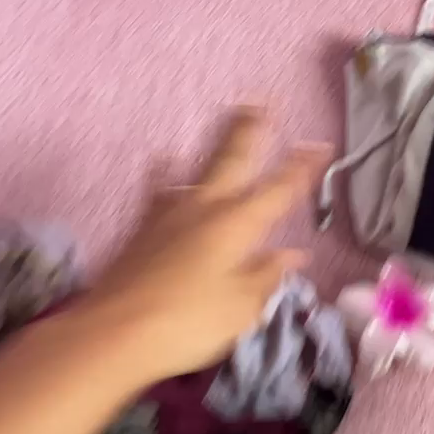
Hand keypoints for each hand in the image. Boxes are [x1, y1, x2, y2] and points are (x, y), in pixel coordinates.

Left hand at [72, 106, 329, 382]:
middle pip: (233, 159)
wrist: (112, 332)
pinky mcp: (143, 227)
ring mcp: (170, 213)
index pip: (280, 189)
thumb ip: (268, 274)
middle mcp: (206, 208)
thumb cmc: (188, 322)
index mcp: (238, 225)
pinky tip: (162, 161)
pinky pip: (160, 189)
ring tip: (224, 118)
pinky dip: (165, 173)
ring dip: (216, 141)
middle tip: (262, 101)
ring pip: (198, 167)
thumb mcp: (242, 307)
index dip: (302, 167)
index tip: (320, 144)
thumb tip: (293, 254)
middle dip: (252, 130)